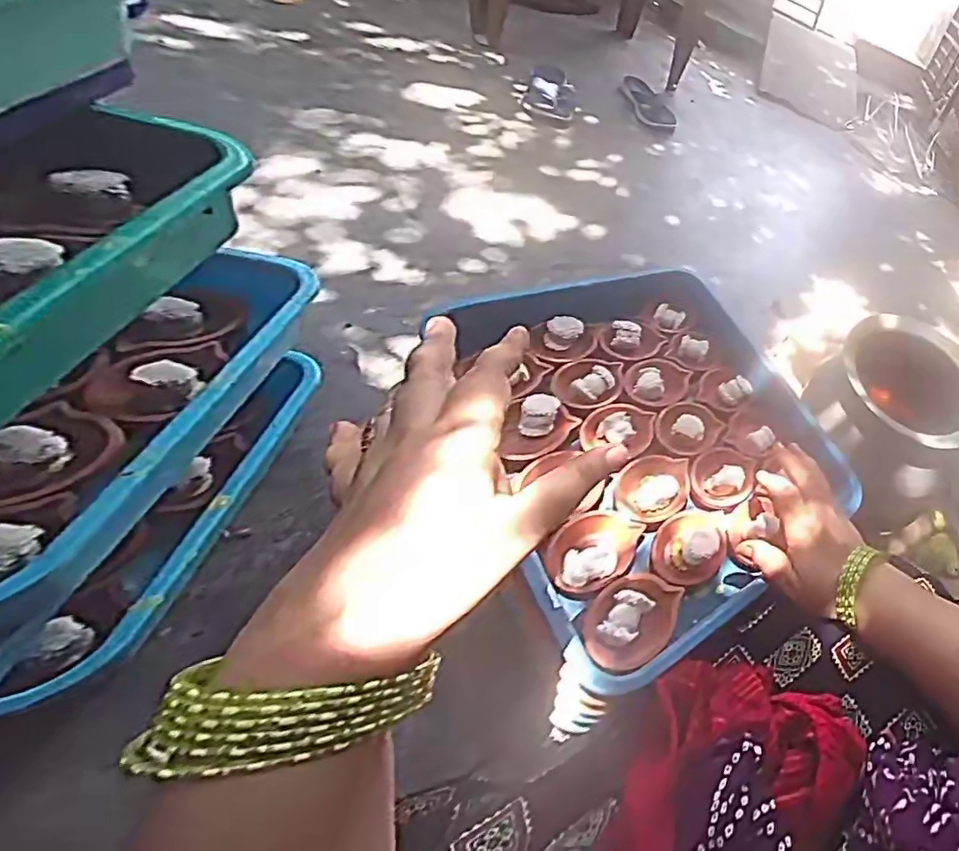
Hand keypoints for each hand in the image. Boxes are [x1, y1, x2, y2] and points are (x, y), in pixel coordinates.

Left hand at [220, 319, 628, 687]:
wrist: (338, 633)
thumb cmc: (440, 574)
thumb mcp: (518, 530)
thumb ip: (567, 485)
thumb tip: (619, 446)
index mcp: (459, 442)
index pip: (485, 383)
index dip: (503, 355)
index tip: (517, 332)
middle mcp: (415, 442)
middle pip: (427, 383)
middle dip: (439, 352)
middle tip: (441, 324)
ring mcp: (374, 468)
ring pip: (392, 409)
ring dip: (407, 381)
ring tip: (414, 362)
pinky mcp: (349, 498)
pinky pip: (351, 453)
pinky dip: (355, 434)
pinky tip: (350, 427)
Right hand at [731, 445, 863, 618]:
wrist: (865, 589)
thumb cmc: (824, 588)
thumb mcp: (790, 580)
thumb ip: (766, 559)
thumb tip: (745, 544)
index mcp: (801, 526)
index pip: (785, 492)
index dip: (771, 480)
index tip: (758, 472)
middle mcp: (817, 510)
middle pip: (804, 476)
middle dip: (789, 459)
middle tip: (775, 446)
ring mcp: (832, 509)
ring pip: (817, 477)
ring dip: (804, 460)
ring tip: (793, 448)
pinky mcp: (842, 513)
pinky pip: (825, 484)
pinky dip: (815, 471)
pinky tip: (811, 470)